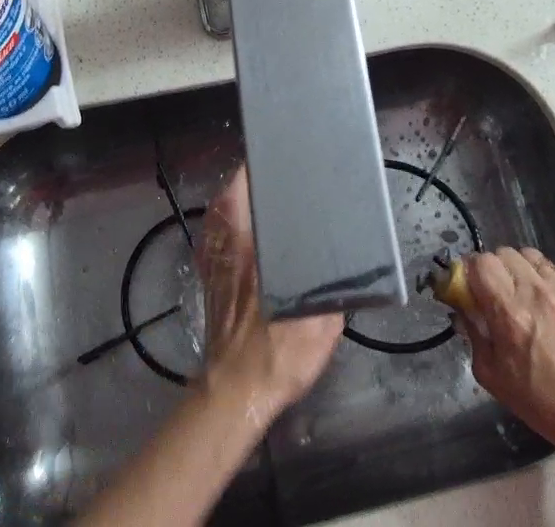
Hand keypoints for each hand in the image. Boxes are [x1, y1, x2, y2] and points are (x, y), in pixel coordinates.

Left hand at [196, 167, 342, 425]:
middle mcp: (227, 255)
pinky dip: (221, 230)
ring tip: (252, 193)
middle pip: (225, 205)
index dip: (251, 176)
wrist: (236, 393)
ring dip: (229, 205)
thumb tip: (344, 269)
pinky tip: (237, 231)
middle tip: (264, 173)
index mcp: (252, 255)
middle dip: (240, 184)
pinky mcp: (209, 286)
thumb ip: (331, 293)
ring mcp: (214, 270)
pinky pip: (212, 245)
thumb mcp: (320, 324)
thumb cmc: (277, 355)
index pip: (242, 199)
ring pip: (216, 224)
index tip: (268, 161)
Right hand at [457, 247, 554, 451]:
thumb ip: (472, 329)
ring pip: (533, 258)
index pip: (482, 263)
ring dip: (522, 272)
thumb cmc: (535, 399)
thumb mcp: (488, 371)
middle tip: (497, 292)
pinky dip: (548, 287)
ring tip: (526, 297)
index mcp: (509, 312)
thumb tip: (462, 303)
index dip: (472, 270)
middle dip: (495, 269)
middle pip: (505, 253)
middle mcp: (538, 293)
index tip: (472, 285)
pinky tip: (553, 314)